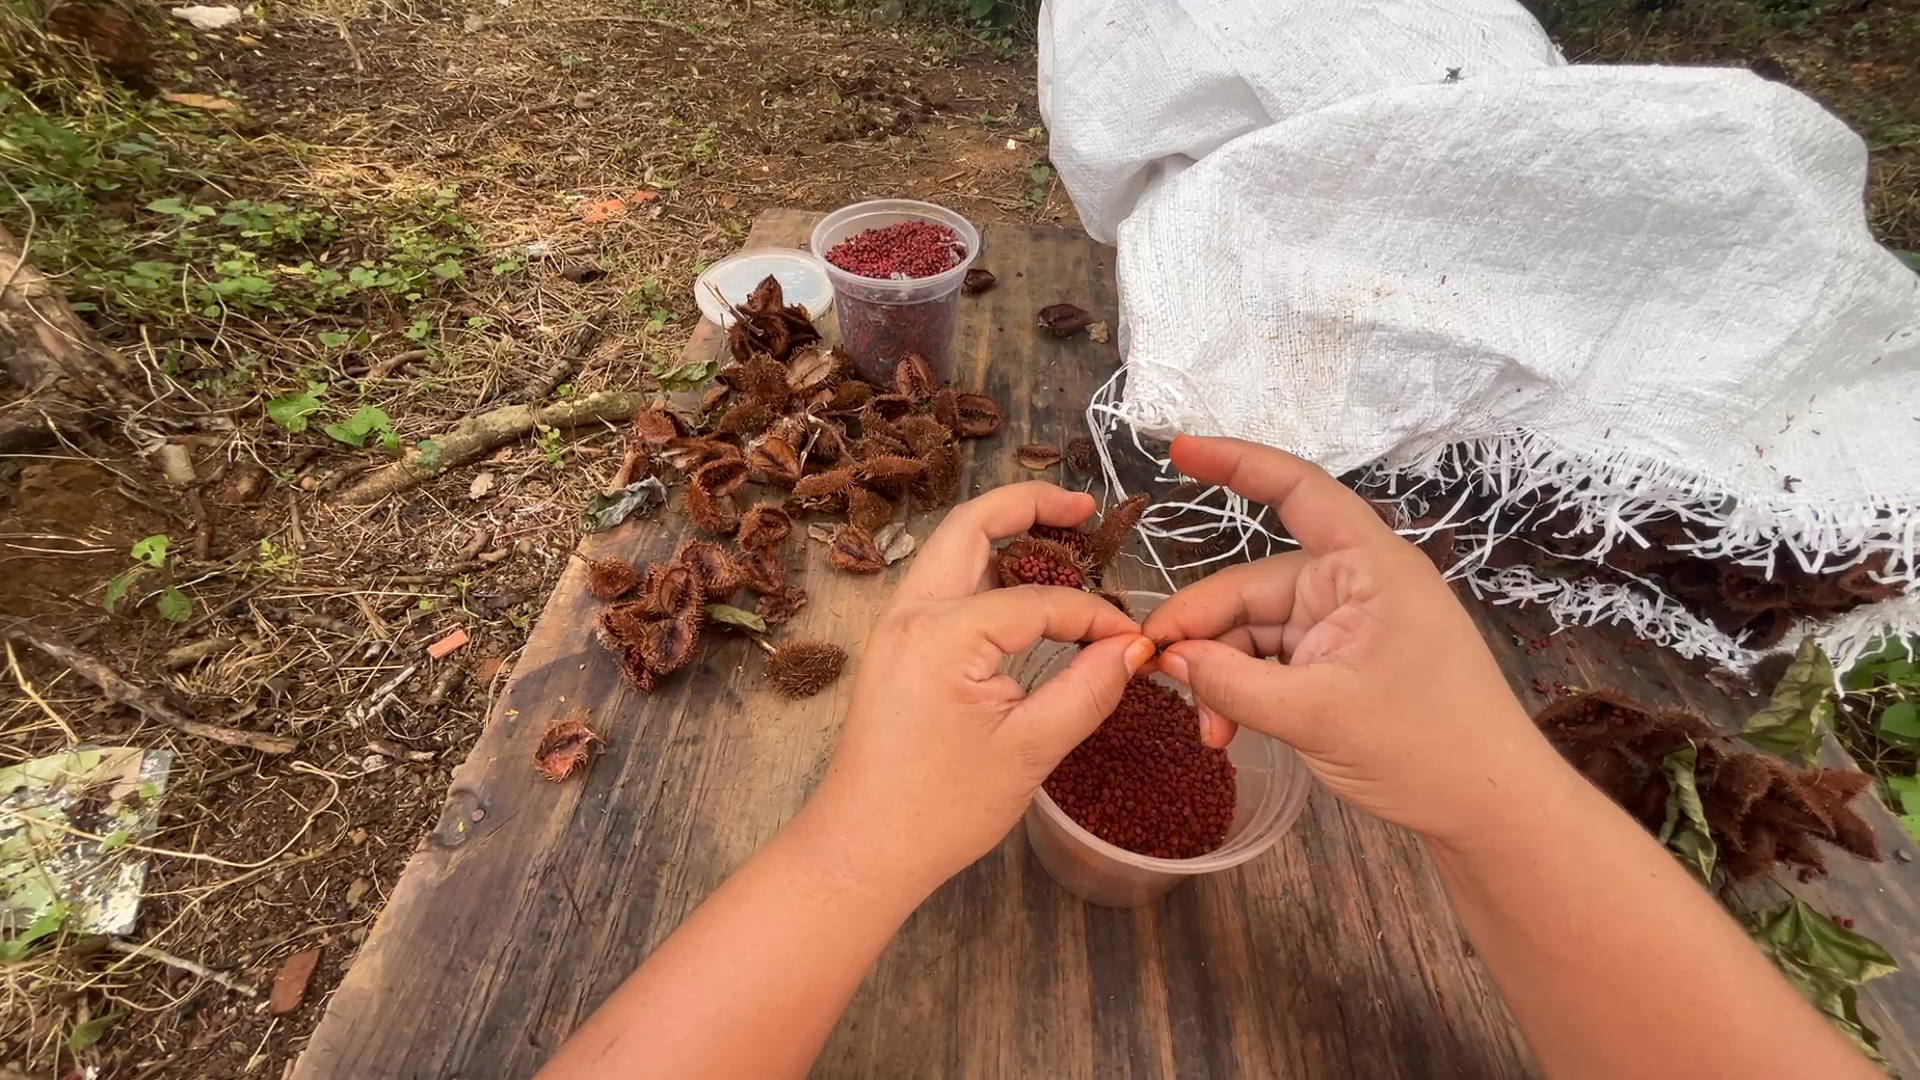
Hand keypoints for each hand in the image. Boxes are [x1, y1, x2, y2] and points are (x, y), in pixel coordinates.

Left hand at [815, 482, 1156, 889]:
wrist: (863, 846)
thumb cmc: (942, 809)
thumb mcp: (1029, 750)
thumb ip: (1088, 689)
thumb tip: (1134, 647)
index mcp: (941, 634)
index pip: (1037, 602)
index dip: (1093, 615)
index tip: (1133, 639)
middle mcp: (909, 611)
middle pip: (970, 525)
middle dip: (1028, 504)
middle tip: (1083, 508)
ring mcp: (895, 624)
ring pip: (951, 547)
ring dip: (1002, 529)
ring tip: (1057, 531)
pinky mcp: (896, 643)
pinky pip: (943, 582)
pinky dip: (984, 567)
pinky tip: (1018, 581)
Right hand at [1144, 436, 1562, 846]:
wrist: (1489, 815)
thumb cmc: (1431, 750)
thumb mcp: (1318, 716)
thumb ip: (1232, 684)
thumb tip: (1166, 658)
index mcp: (1367, 568)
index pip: (1298, 492)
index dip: (1237, 464)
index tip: (1178, 451)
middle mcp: (1347, 585)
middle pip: (1247, 587)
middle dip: (1199, 632)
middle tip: (1152, 669)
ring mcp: (1334, 625)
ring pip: (1246, 632)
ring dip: (1216, 676)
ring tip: (1206, 728)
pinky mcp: (1325, 661)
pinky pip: (1261, 662)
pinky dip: (1235, 692)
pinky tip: (1222, 731)